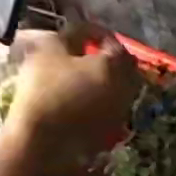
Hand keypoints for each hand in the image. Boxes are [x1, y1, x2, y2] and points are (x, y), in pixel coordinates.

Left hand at [1, 31, 141, 159]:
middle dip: (110, 75)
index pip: (88, 31)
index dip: (112, 40)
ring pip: (83, 90)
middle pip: (85, 63)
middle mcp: (44, 61)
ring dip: (104, 101)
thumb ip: (121, 59)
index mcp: (55, 42)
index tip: (131, 57)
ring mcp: (43, 92)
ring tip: (121, 116)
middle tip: (129, 90)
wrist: (43, 145)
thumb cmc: (75, 101)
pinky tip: (105, 133)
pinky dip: (94, 121)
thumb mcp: (106, 72)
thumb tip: (127, 56)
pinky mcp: (47, 119)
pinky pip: (78, 114)